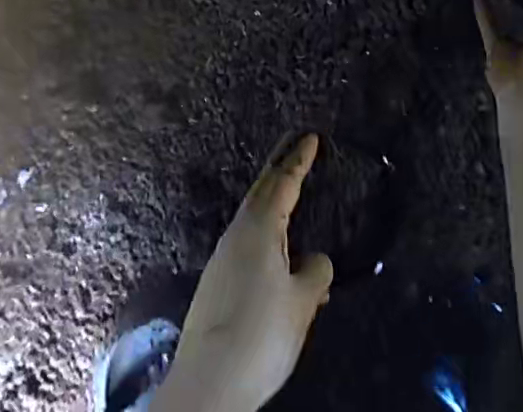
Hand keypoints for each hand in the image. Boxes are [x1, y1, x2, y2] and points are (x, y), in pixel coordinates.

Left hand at [161, 133, 334, 411]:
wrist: (207, 386)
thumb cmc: (261, 334)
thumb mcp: (302, 303)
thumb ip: (316, 273)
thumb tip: (314, 260)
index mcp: (259, 229)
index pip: (284, 183)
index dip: (299, 159)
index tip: (310, 137)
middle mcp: (237, 235)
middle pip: (261, 190)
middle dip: (280, 166)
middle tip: (295, 145)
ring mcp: (222, 259)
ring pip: (252, 214)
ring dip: (271, 195)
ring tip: (288, 187)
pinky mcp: (217, 282)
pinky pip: (247, 238)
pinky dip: (265, 225)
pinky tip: (277, 247)